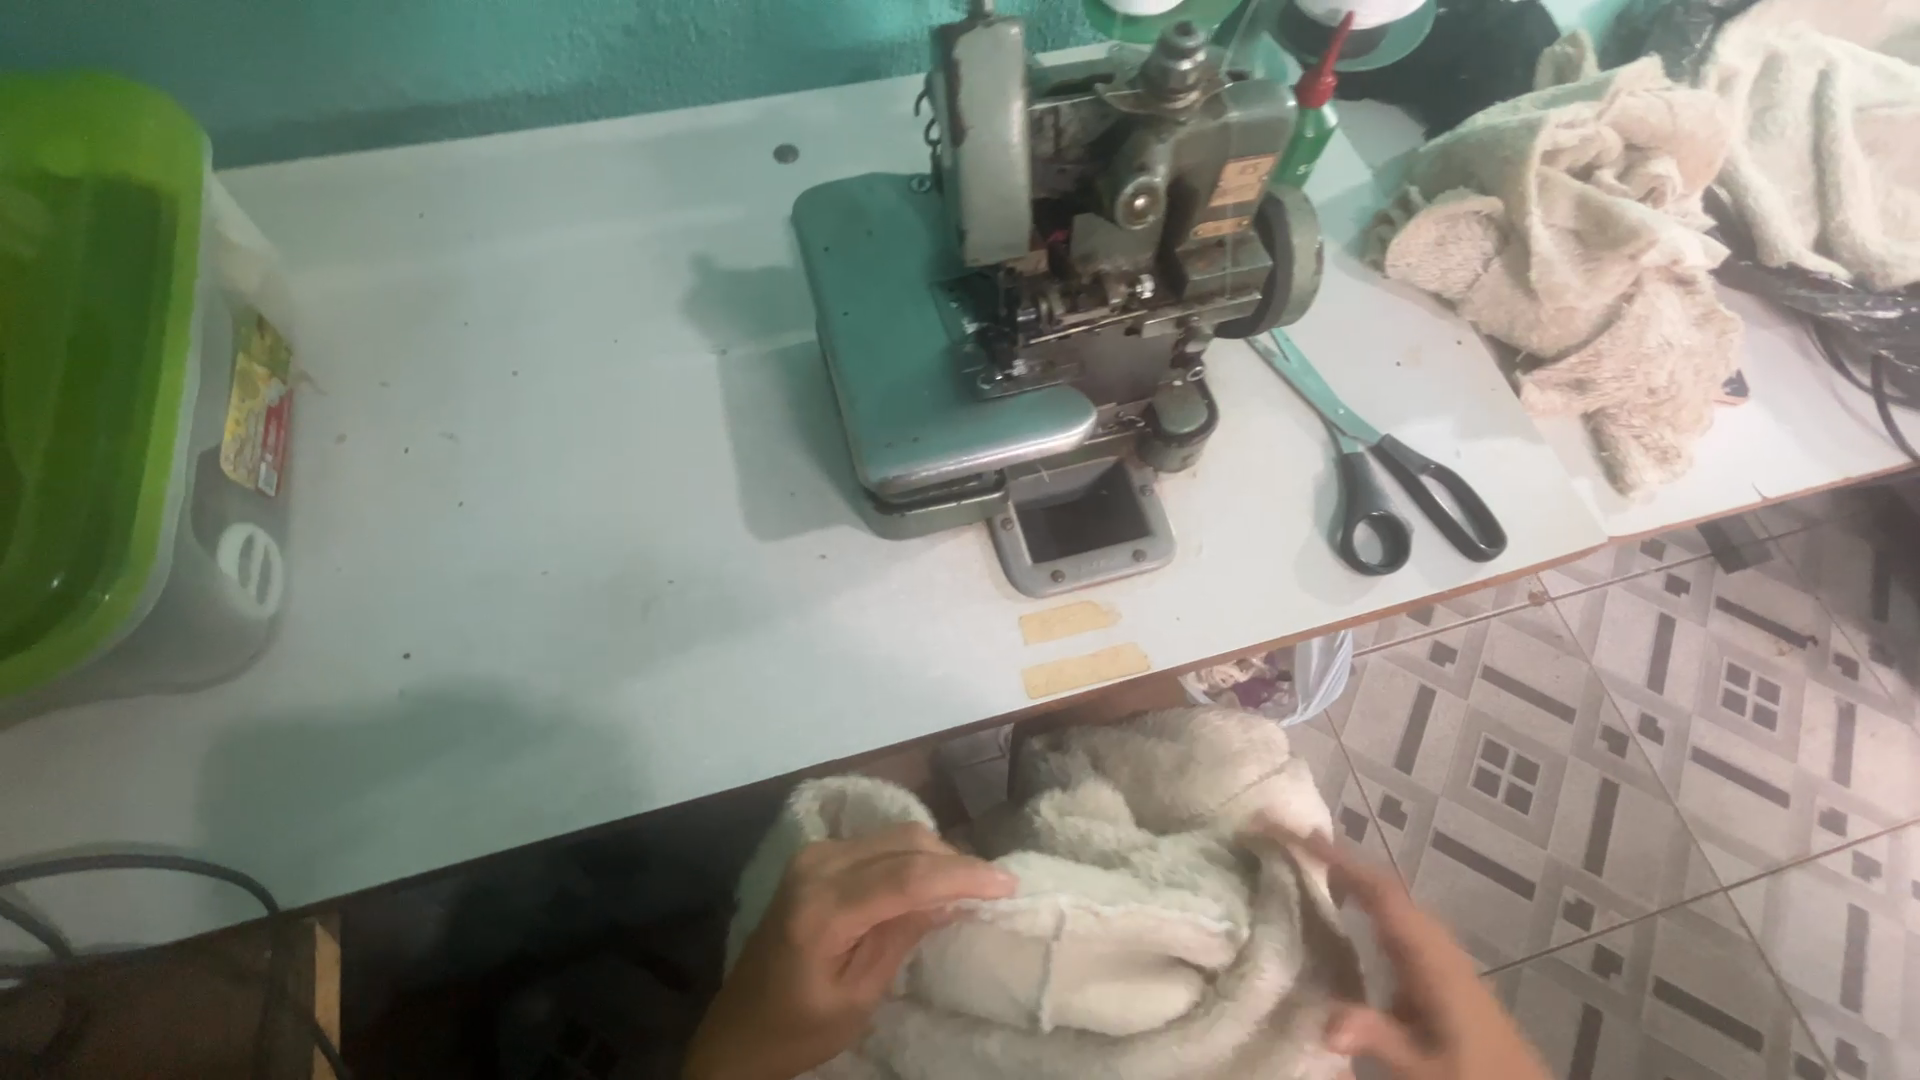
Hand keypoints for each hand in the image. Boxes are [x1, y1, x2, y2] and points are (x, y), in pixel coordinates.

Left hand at [683, 823, 1016, 1079]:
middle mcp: (817, 865)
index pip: (907, 876)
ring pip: (895, 836)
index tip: (1009, 885)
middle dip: (955, 862)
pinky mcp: (816, 856)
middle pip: (904, 844)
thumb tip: (952, 897)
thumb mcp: (858, 998)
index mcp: (823, 908)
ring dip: (937, 856)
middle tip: (995, 889)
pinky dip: (912, 856)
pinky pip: (878, 843)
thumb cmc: (797, 1030)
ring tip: (970, 886)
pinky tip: (931, 880)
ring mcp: (814, 855)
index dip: (963, 875)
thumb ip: (902, 937)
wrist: (736, 1030)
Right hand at [1275, 828, 1551, 1079]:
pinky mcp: (1438, 973)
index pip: (1381, 892)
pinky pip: (1394, 919)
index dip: (1341, 859)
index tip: (1299, 833)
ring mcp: (1439, 956)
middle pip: (1384, 887)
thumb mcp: (1426, 1065)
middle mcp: (1435, 944)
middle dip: (1338, 860)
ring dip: (1350, 878)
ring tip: (1304, 865)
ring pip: (1391, 901)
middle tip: (1288, 843)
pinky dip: (1362, 901)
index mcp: (1431, 956)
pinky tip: (1341, 912)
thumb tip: (1324, 1022)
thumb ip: (1378, 1036)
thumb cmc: (1477, 1073)